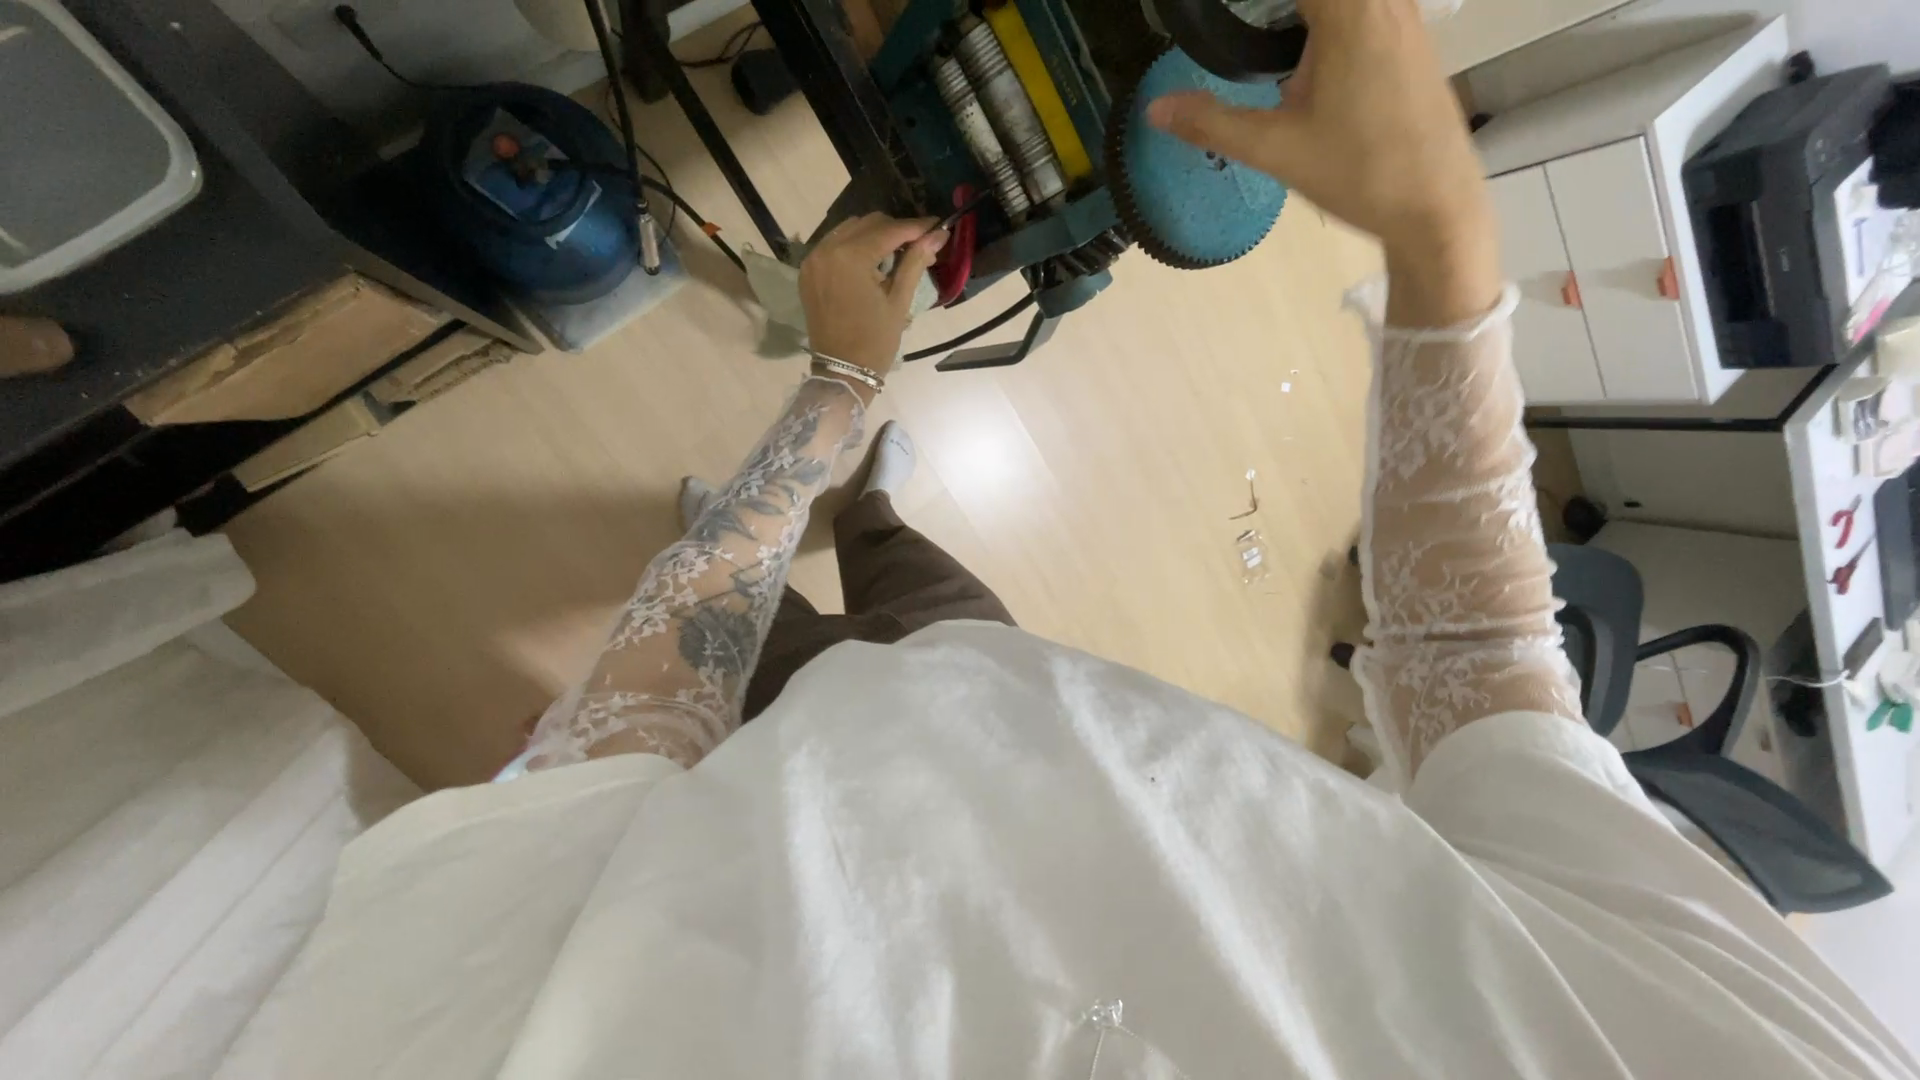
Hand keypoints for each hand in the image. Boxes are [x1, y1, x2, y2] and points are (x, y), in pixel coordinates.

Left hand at [800, 213, 947, 379]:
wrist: (841, 370)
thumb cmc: (875, 340)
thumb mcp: (899, 301)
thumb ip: (915, 262)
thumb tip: (939, 234)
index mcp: (850, 258)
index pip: (889, 231)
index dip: (916, 227)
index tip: (937, 226)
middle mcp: (826, 250)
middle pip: (868, 224)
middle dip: (895, 230)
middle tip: (918, 243)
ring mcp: (813, 259)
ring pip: (849, 230)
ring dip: (874, 235)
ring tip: (895, 252)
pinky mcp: (808, 271)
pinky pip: (833, 244)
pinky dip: (853, 245)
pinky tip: (870, 260)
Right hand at [1147, 0, 1499, 324]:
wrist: (1437, 207)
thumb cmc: (1359, 174)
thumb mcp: (1276, 150)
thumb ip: (1212, 124)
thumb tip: (1154, 108)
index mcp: (1351, 12)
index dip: (1254, 5)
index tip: (1224, 16)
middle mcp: (1385, 1)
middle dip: (1276, 13)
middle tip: (1242, 26)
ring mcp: (1405, 18)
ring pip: (1347, 2)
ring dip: (1303, 17)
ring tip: (1264, 34)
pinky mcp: (1412, 41)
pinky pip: (1368, 8)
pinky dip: (1331, 21)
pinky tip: (1305, 54)